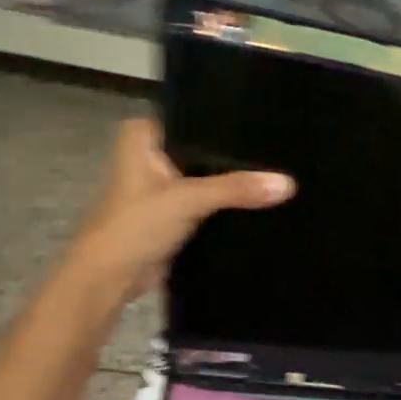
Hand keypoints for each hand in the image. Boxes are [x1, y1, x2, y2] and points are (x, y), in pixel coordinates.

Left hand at [65, 118, 294, 299]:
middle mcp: (154, 155)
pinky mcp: (178, 214)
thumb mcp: (189, 199)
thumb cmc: (136, 226)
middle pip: (208, 152)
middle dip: (240, 160)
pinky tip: (264, 204)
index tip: (274, 127)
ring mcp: (167, 186)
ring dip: (237, 186)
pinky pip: (213, 204)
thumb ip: (237, 189)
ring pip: (211, 179)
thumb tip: (289, 183)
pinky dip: (231, 207)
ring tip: (282, 177)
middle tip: (285, 157)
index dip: (233, 127)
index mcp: (144, 136)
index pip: (198, 121)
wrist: (111, 278)